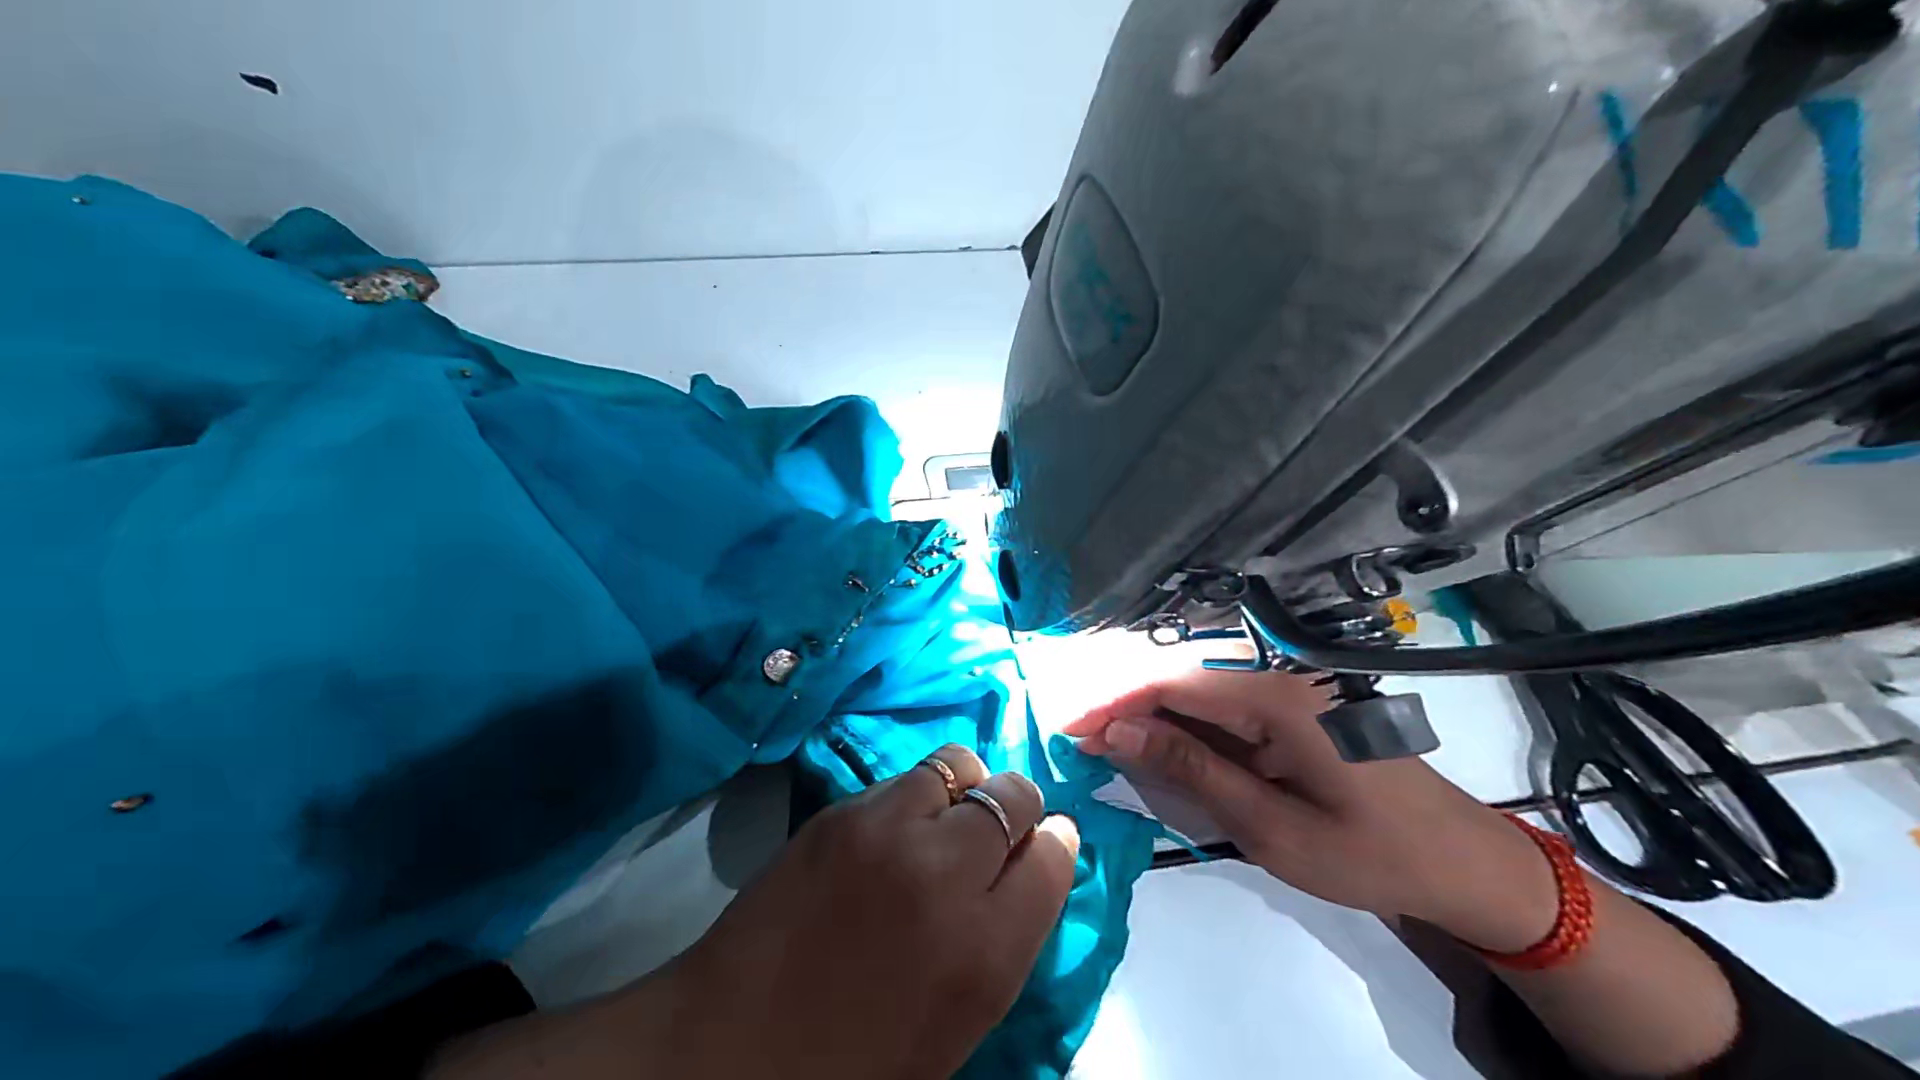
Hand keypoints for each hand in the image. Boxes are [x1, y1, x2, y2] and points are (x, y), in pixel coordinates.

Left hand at [433, 745, 1081, 1079]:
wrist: (734, 1046)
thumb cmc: (860, 1058)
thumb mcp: (961, 1019)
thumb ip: (1007, 936)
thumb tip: (1036, 859)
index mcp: (985, 951)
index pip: (1054, 856)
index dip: (1055, 843)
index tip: (1046, 842)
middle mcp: (944, 874)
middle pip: (1014, 797)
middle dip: (1018, 805)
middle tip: (999, 826)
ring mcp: (886, 831)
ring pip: (958, 766)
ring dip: (967, 785)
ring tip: (949, 812)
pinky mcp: (839, 812)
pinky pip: (904, 779)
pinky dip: (917, 794)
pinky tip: (898, 825)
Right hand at [1063, 669, 1556, 951]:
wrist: (1464, 864)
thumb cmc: (1370, 853)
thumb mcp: (1271, 825)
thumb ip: (1191, 769)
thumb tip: (1120, 730)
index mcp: (1275, 698)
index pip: (1172, 684)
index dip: (1113, 701)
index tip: (1068, 725)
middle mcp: (1277, 678)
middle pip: (1179, 679)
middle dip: (1123, 704)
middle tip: (1075, 735)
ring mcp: (1287, 690)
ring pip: (1197, 691)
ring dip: (1148, 715)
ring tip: (1100, 739)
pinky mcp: (1292, 708)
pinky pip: (1223, 708)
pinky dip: (1183, 726)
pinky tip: (1153, 741)